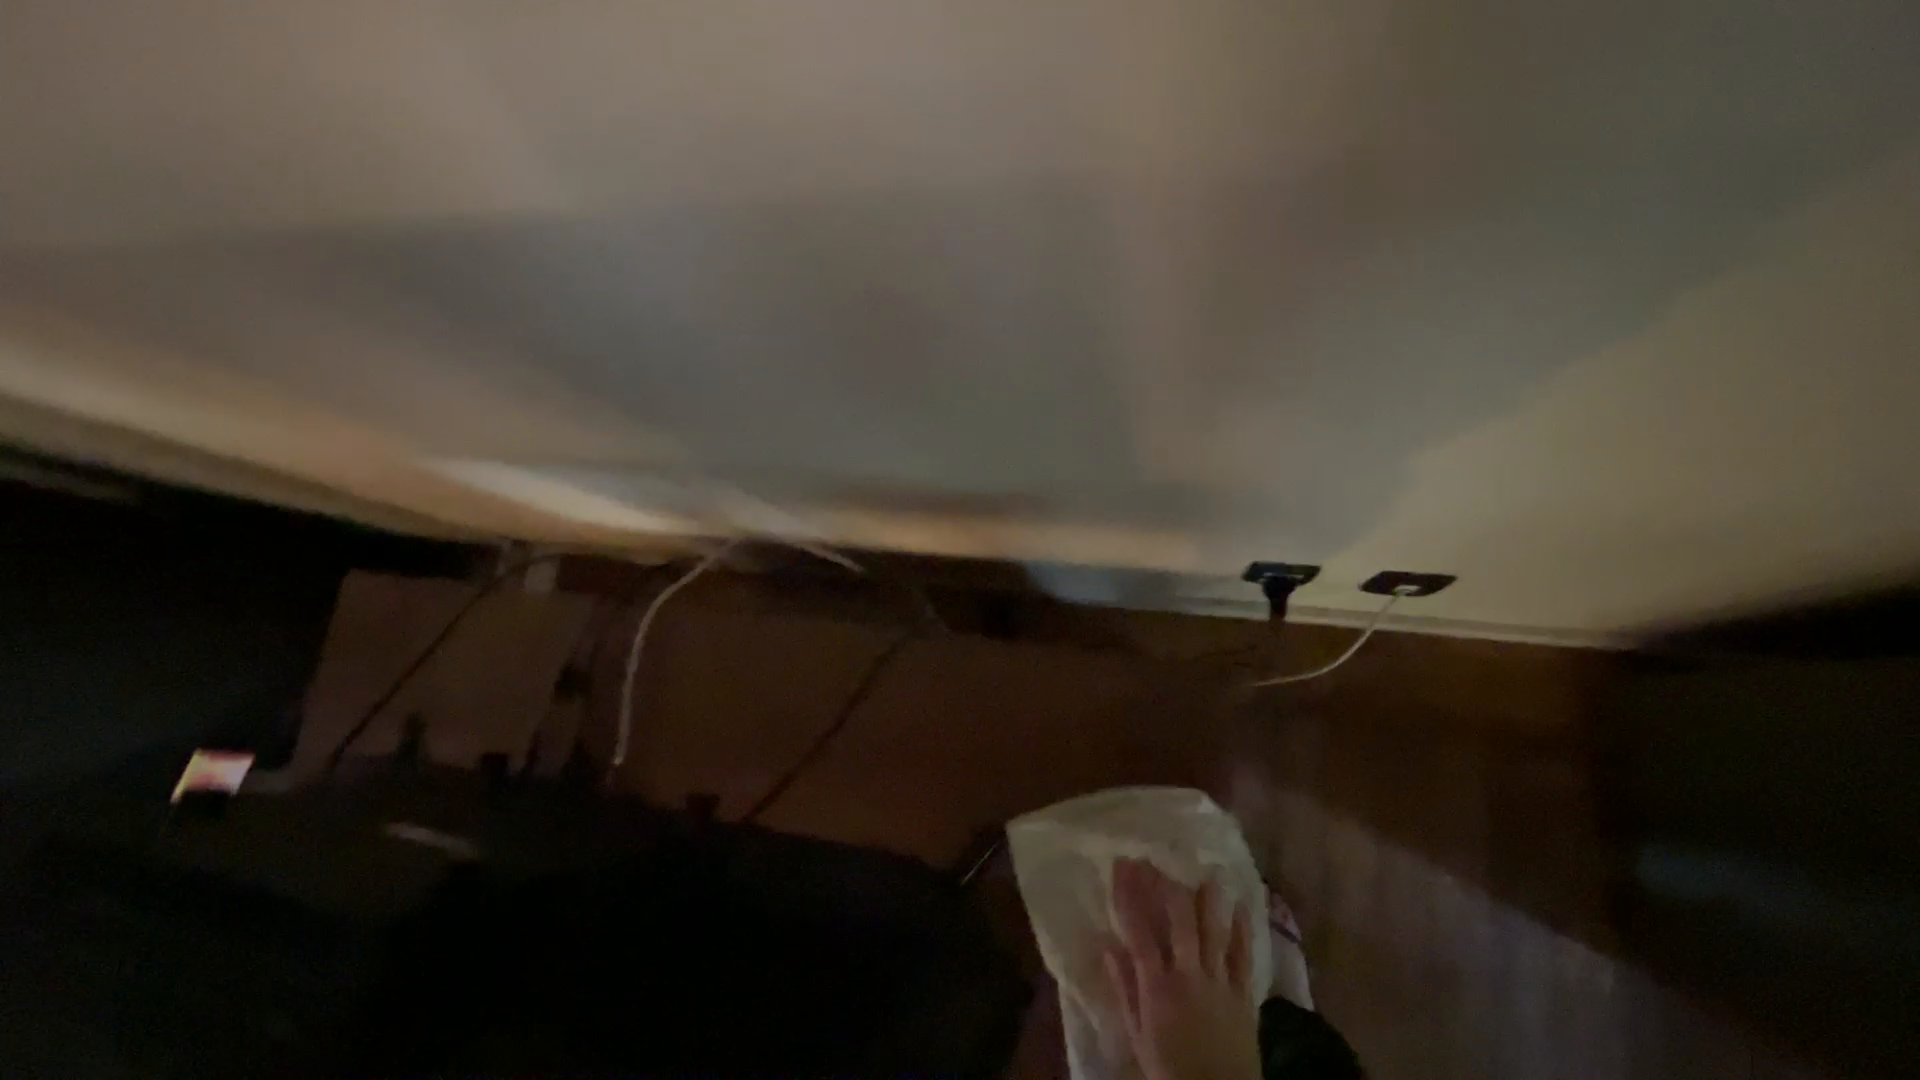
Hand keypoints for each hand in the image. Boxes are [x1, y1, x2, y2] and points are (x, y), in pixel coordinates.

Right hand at [1103, 858, 1260, 1079]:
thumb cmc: (1169, 1070)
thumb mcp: (1138, 1035)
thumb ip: (1124, 990)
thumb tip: (1107, 947)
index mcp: (1156, 986)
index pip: (1138, 930)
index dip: (1129, 895)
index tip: (1122, 866)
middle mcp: (1188, 975)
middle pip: (1177, 921)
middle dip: (1164, 886)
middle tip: (1155, 860)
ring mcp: (1218, 982)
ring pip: (1213, 931)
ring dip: (1208, 899)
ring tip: (1205, 870)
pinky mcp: (1244, 995)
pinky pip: (1244, 956)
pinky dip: (1242, 930)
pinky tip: (1242, 906)